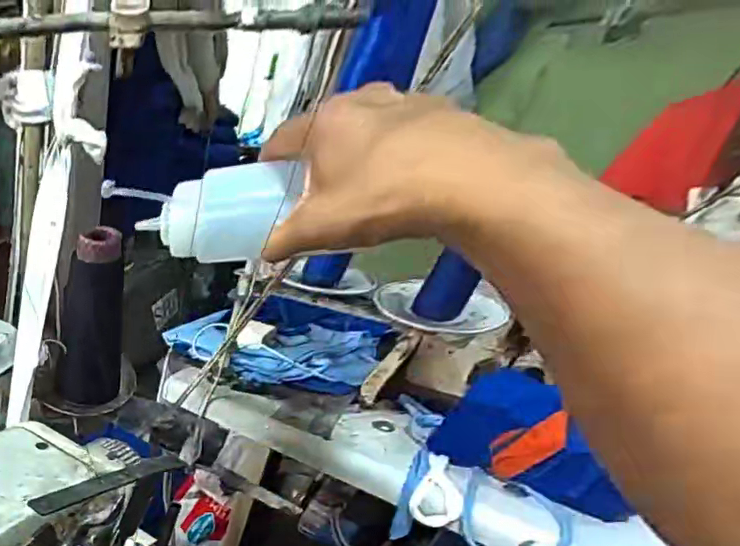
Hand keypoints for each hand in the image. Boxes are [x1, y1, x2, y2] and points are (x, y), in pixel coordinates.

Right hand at [259, 85, 574, 259]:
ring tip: (355, 191)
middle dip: (312, 162)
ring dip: (352, 156)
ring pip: (362, 129)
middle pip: (322, 132)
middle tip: (311, 196)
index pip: (278, 141)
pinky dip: (389, 155)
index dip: (267, 170)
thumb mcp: (315, 231)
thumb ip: (279, 242)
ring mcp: (406, 101)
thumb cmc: (380, 199)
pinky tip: (395, 185)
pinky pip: (399, 134)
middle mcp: (363, 99)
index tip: (268, 193)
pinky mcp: (441, 113)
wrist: (474, 183)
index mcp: (325, 121)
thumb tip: (265, 253)